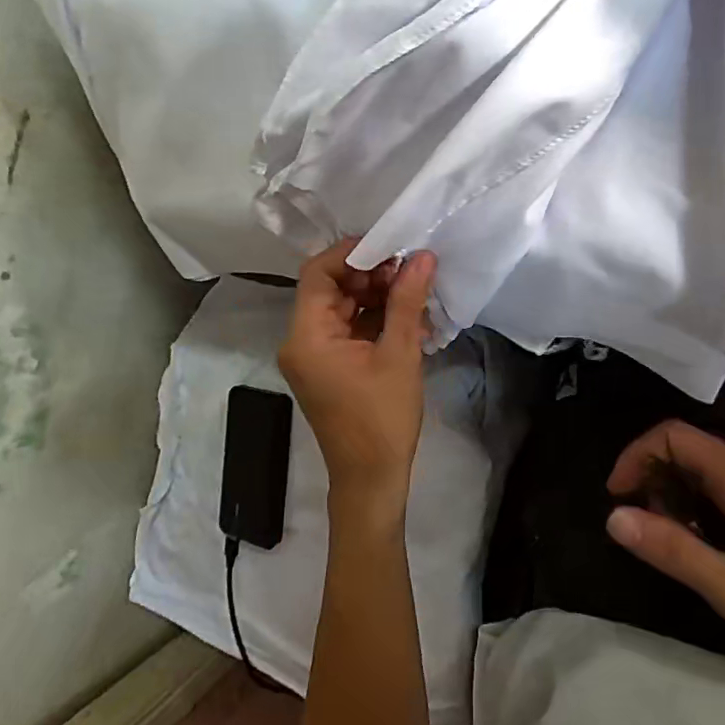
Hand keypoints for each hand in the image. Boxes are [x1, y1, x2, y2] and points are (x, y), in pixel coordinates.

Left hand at [278, 238, 435, 525]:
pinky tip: (410, 318)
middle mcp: (302, 341)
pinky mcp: (330, 368)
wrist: (372, 478)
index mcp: (307, 336)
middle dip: (371, 276)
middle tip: (412, 269)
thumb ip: (406, 301)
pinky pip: (350, 331)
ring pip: (344, 309)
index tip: (392, 246)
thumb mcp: (399, 354)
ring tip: (417, 293)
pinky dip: (376, 321)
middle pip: (331, 289)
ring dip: (378, 298)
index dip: (352, 253)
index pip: (318, 273)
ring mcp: (315, 356)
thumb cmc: (383, 419)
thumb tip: (422, 257)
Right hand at [606, 421, 724, 702]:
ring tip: (672, 547)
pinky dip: (700, 513)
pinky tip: (706, 554)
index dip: (635, 456)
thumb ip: (672, 549)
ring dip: (675, 500)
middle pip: (688, 451)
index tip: (616, 499)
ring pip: (707, 475)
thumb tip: (612, 515)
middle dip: (652, 480)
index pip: (674, 435)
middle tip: (643, 531)